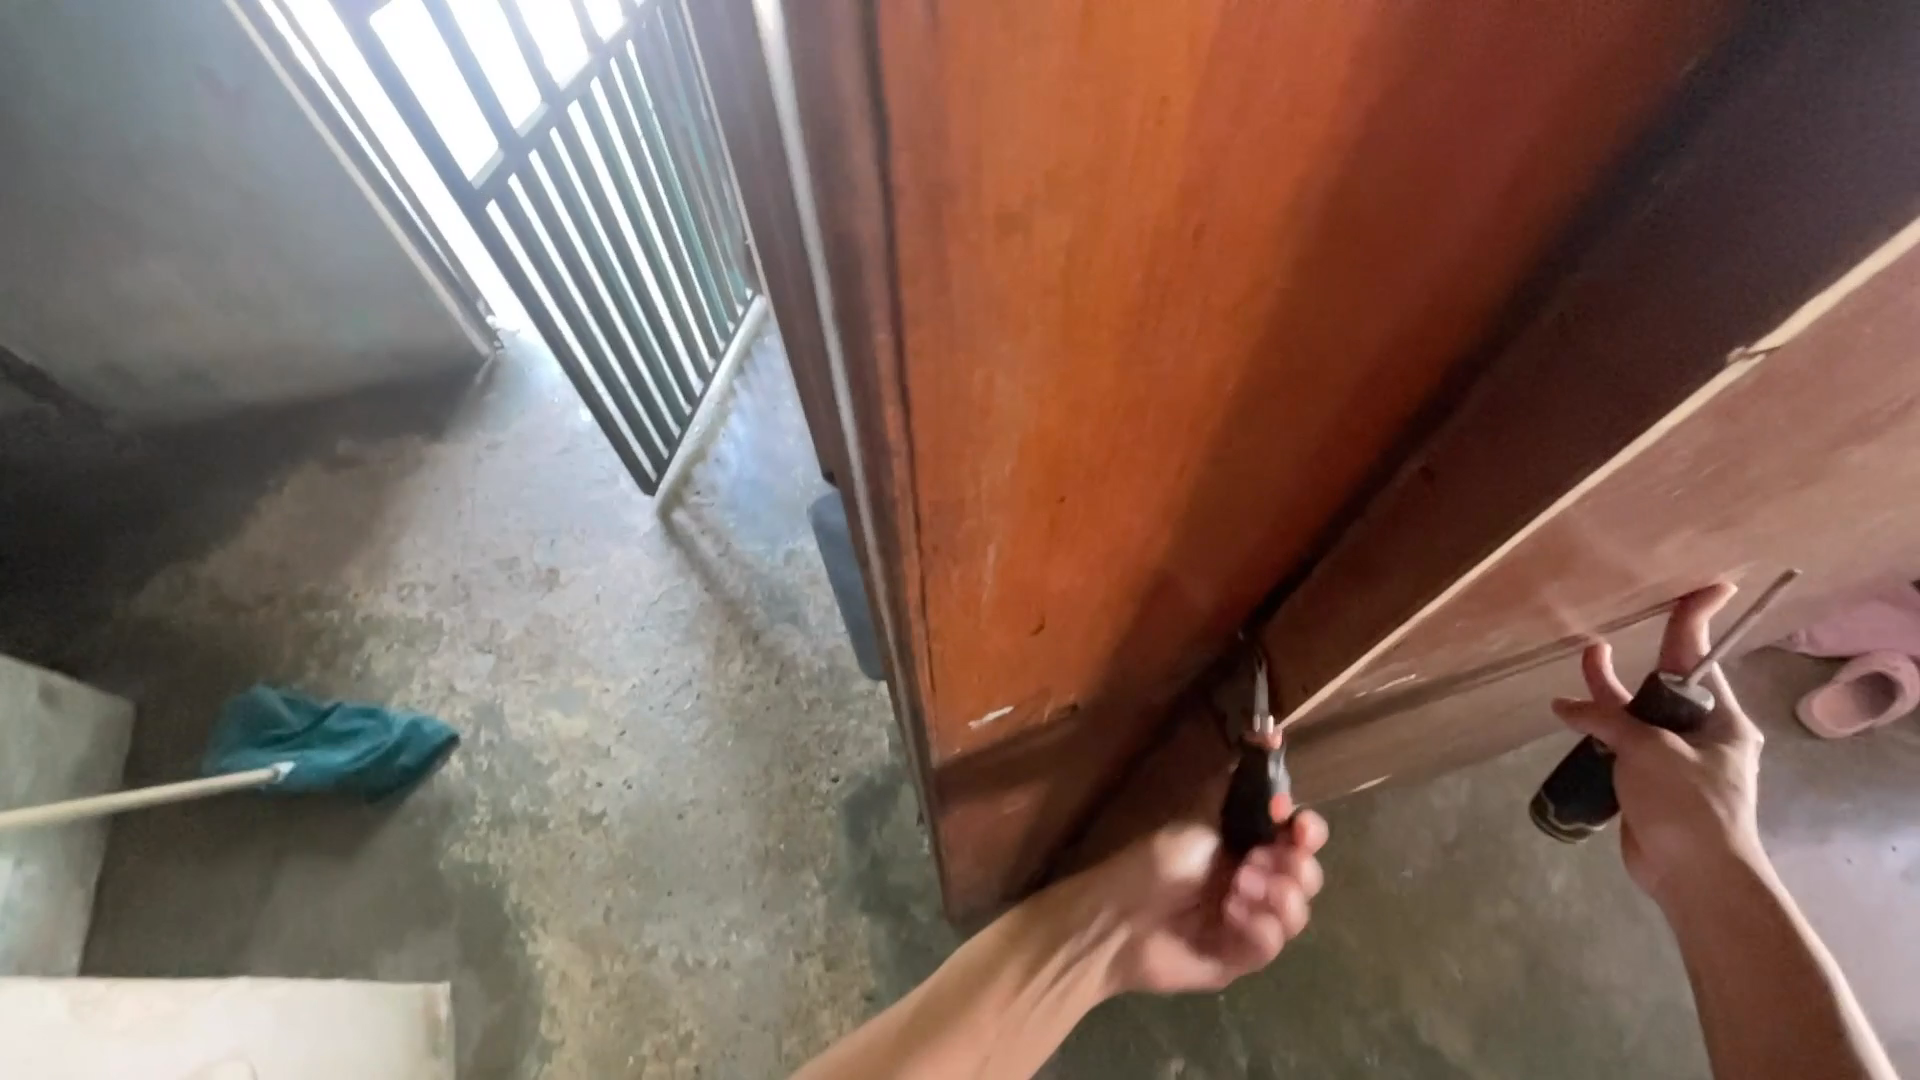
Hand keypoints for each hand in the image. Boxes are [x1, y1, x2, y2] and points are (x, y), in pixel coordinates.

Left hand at [1093, 813, 1327, 995]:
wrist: (1122, 920)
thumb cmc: (1155, 864)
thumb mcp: (1194, 820)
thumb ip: (1230, 794)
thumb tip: (1257, 753)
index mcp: (1243, 845)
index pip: (1294, 837)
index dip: (1306, 831)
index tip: (1300, 827)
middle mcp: (1254, 881)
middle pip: (1305, 875)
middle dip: (1295, 866)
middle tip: (1260, 862)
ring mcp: (1251, 921)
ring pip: (1296, 912)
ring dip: (1275, 896)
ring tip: (1239, 888)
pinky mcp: (1243, 957)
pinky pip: (1272, 943)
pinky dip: (1256, 926)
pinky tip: (1230, 916)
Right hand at [1550, 583, 1768, 903]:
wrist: (1695, 873)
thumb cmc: (1689, 803)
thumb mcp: (1649, 751)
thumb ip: (1607, 720)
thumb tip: (1566, 707)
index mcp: (1721, 720)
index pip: (1701, 659)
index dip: (1697, 622)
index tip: (1706, 588)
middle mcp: (1701, 734)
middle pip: (1660, 687)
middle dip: (1628, 665)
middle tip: (1594, 640)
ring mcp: (1672, 759)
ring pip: (1632, 716)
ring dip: (1603, 698)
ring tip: (1573, 679)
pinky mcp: (1647, 781)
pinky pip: (1618, 743)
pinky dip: (1594, 730)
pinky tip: (1569, 722)